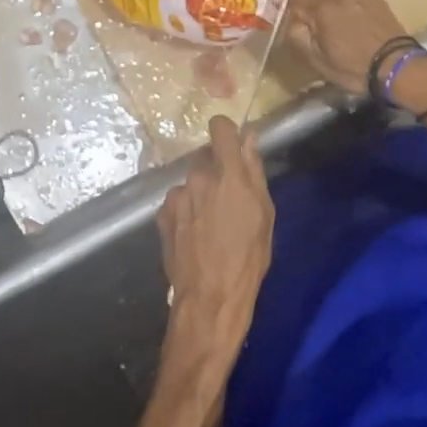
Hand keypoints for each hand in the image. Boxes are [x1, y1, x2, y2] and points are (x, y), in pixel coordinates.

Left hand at [159, 116, 273, 350]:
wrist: (209, 298)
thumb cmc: (248, 259)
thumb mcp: (264, 215)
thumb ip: (254, 171)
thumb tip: (249, 138)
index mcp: (228, 173)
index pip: (219, 128)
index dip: (226, 132)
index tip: (233, 145)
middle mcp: (198, 177)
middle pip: (206, 157)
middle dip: (217, 170)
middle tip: (229, 199)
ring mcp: (176, 195)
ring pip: (191, 181)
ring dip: (201, 192)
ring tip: (212, 223)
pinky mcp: (162, 214)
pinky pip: (178, 201)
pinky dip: (187, 210)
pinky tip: (196, 234)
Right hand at [282, 0, 409, 92]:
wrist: (396, 66)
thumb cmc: (353, 67)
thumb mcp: (317, 61)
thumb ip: (298, 37)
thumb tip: (292, 23)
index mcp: (321, 8)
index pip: (294, 4)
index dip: (292, 17)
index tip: (297, 31)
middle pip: (318, 2)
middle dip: (318, 17)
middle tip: (325, 38)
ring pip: (339, 2)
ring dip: (338, 14)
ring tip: (347, 35)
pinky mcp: (378, 1)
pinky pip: (357, 4)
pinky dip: (355, 13)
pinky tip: (363, 30)